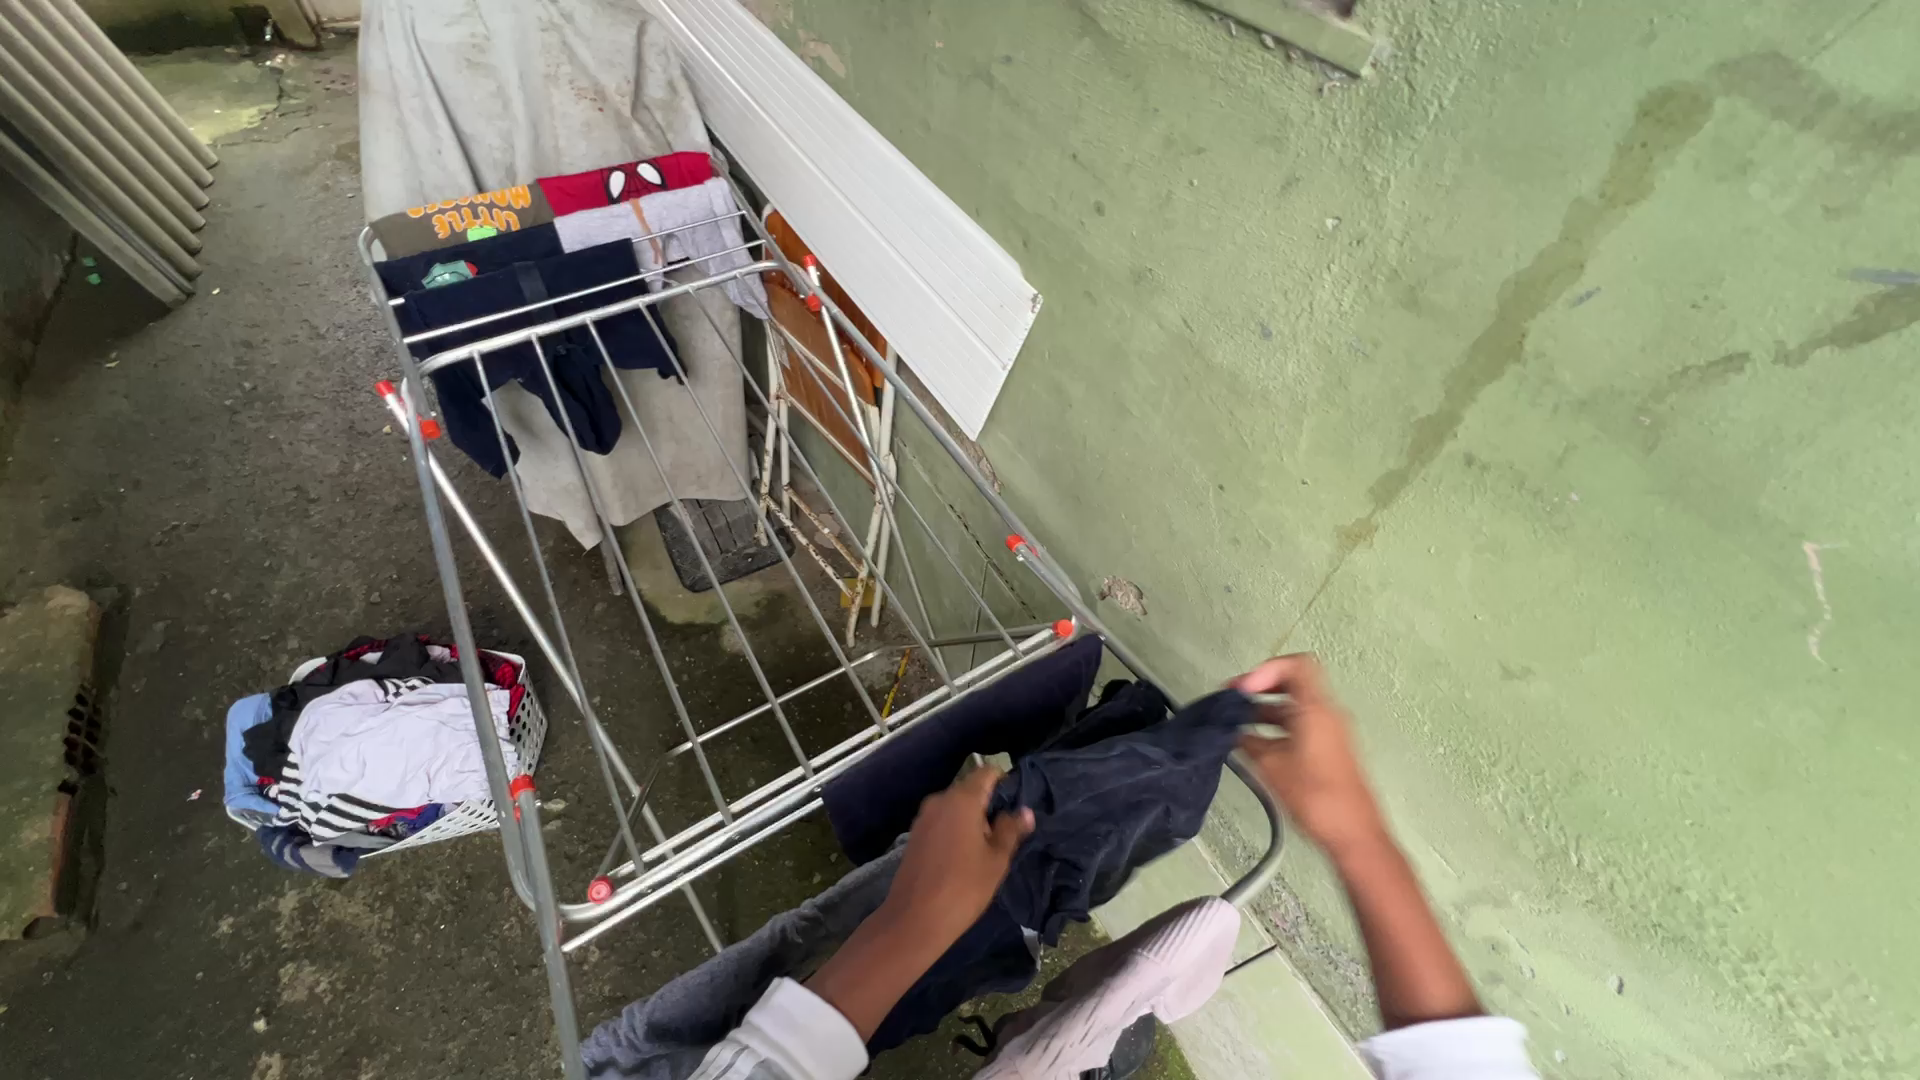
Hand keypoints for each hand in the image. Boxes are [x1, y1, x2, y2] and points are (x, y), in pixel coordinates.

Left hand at [806, 767, 1032, 1041]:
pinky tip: (963, 856)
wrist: (914, 919)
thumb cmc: (963, 887)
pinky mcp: (915, 834)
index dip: (1005, 782)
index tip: (1017, 804)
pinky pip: (942, 820)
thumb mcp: (996, 860)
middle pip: (970, 789)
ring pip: (955, 806)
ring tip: (986, 849)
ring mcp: (924, 816)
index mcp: (962, 799)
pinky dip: (955, 829)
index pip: (987, 772)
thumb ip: (1011, 830)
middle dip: (989, 805)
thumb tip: (1024, 811)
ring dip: (972, 819)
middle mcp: (940, 799)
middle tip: (1005, 833)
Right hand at [1234, 654, 1388, 860]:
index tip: (1243, 689)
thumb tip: (1236, 732)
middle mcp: (1327, 714)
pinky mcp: (1330, 750)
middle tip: (1232, 700)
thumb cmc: (1316, 798)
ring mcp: (1331, 732)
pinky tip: (1255, 745)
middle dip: (1259, 687)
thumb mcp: (1271, 766)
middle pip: (1292, 683)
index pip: (1296, 665)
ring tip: (1236, 724)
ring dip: (1264, 709)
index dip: (1265, 669)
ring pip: (1294, 706)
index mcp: (1316, 710)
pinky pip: (1300, 725)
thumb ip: (1249, 741)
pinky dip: (1276, 727)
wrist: (1355, 836)